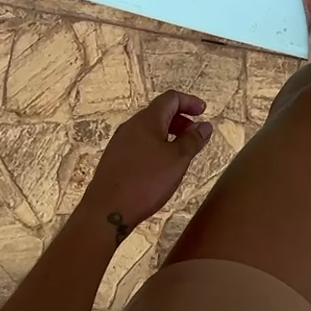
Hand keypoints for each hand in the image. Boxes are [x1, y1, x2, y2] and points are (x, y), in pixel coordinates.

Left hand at [78, 91, 212, 231]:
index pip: (171, 98)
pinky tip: (161, 167)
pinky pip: (139, 143)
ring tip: (180, 153)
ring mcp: (119, 143)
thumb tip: (205, 126)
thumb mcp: (177, 160)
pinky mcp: (114, 160)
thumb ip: (193, 140)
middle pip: (159, 112)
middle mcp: (131, 126)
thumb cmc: (146, 181)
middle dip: (180, 119)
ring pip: (149, 129)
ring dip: (168, 134)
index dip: (189, 101)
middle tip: (194, 135)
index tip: (203, 111)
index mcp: (147, 120)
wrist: (105, 212)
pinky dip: (155, 146)